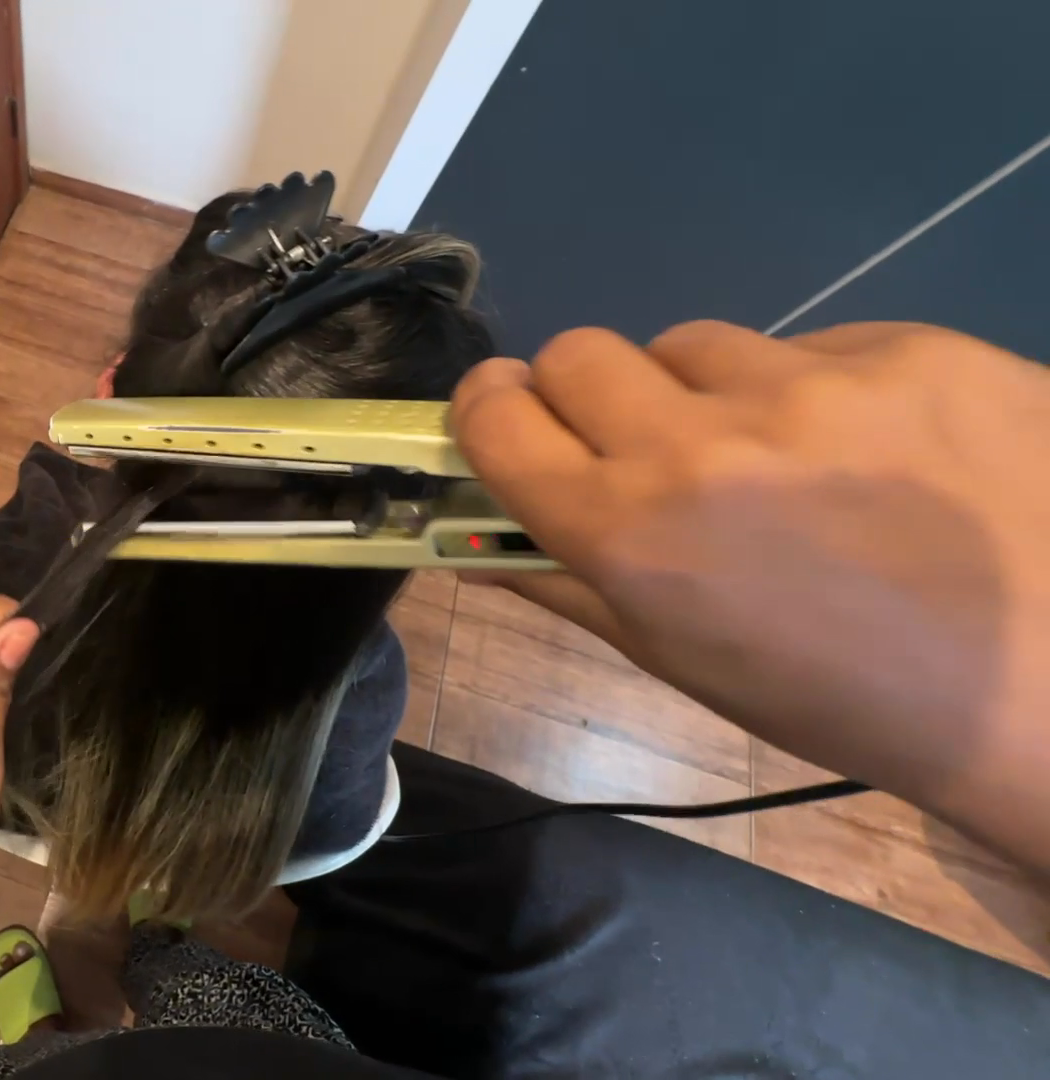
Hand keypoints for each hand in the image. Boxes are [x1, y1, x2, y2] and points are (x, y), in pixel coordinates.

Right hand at [449, 321, 1049, 873]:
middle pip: (573, 352)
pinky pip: (804, 345)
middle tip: (628, 440)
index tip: (504, 419)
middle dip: (578, 393)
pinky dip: (802, 389)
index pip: (493, 416)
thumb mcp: (663, 651)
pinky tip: (865, 450)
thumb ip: (550, 578)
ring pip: (685, 342)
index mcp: (621, 527)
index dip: (483, 409)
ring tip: (764, 450)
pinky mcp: (914, 352)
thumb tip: (470, 542)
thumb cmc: (826, 691)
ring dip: (691, 389)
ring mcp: (809, 387)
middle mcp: (695, 443)